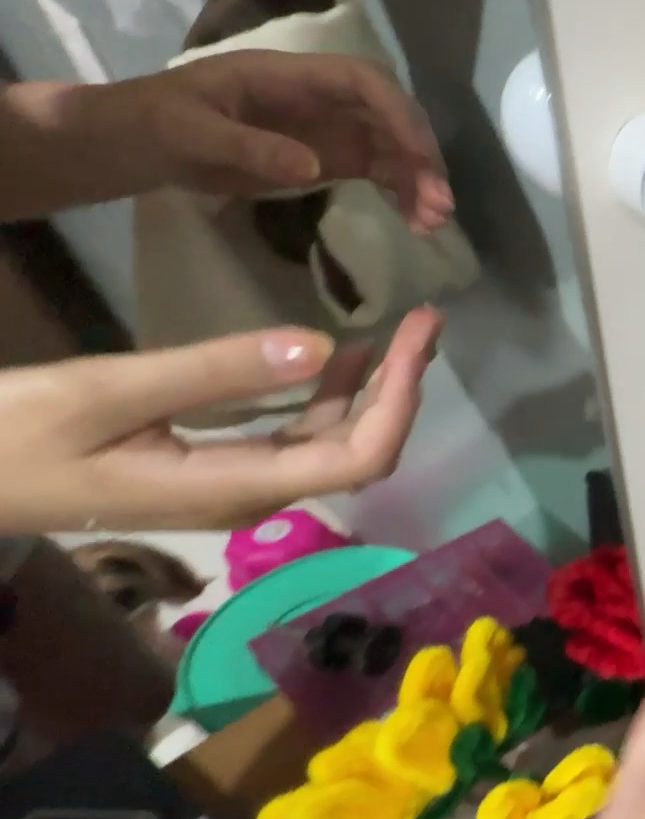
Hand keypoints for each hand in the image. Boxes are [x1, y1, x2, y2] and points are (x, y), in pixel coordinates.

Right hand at [0, 307, 440, 532]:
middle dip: (401, 386)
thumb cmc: (1, 437)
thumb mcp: (101, 395)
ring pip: (335, 439)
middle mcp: (258, 494)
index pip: (361, 455)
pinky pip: (300, 434)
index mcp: (240, 488)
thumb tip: (321, 345)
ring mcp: (243, 483)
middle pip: (362, 446)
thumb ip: (216, 373)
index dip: (400, 401)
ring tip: (404, 333)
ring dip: (373, 388)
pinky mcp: (223, 468)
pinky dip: (330, 395)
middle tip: (427, 324)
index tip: (418, 342)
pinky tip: (344, 358)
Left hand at [6, 52, 452, 227]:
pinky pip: (387, 174)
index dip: (400, 115)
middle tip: (440, 205)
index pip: (364, 83)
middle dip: (424, 160)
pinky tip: (418, 223)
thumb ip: (249, 146)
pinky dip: (409, 197)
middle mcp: (324, 100)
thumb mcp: (188, 132)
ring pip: (399, 151)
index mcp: (290, 77)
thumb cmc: (155, 125)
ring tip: (433, 222)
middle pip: (394, 120)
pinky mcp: (338, 160)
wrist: (140, 146)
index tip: (421, 158)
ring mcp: (335, 131)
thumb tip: (312, 166)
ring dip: (424, 184)